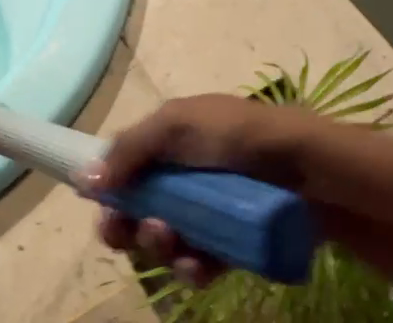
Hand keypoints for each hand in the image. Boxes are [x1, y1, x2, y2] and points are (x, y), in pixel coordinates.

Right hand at [81, 95, 320, 287]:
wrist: (309, 169)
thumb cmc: (238, 136)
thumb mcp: (177, 125)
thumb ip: (130, 150)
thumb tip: (83, 180)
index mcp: (170, 140)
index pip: (127, 168)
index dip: (109, 191)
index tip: (100, 210)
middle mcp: (185, 176)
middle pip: (139, 210)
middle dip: (126, 225)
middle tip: (123, 233)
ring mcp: (209, 213)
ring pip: (166, 241)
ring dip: (157, 246)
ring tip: (169, 239)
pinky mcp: (233, 245)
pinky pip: (201, 264)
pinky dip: (194, 268)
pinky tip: (198, 265)